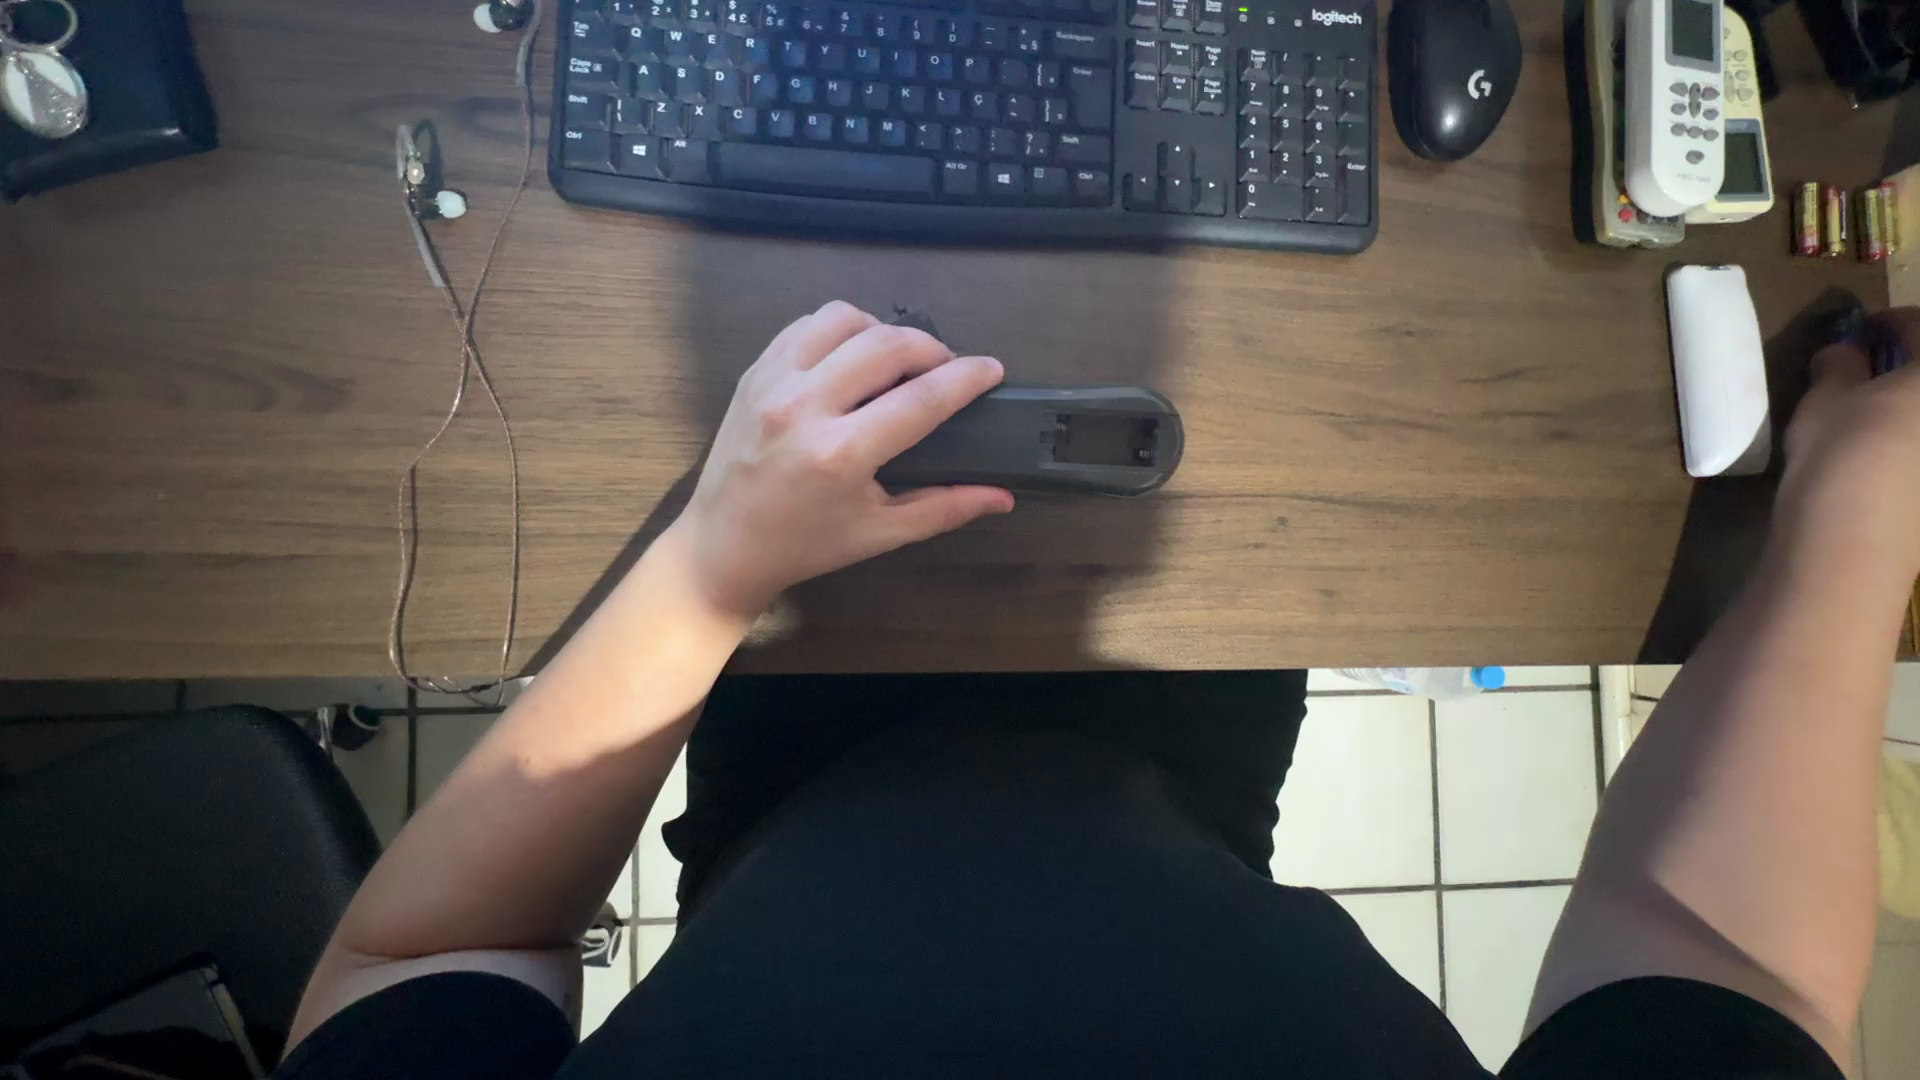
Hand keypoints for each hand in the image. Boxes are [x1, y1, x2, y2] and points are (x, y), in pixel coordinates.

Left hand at [666, 301, 1014, 621]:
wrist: (723, 546)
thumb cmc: (806, 545)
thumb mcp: (880, 534)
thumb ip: (944, 509)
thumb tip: (1002, 496)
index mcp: (842, 454)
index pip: (922, 398)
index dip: (967, 378)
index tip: (992, 369)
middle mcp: (805, 407)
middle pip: (887, 345)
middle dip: (931, 348)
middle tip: (946, 368)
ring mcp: (773, 382)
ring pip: (843, 319)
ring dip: (882, 330)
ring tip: (895, 359)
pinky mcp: (754, 373)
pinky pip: (805, 326)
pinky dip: (839, 331)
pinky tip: (850, 357)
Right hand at [1778, 307, 1919, 585]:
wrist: (1862, 531)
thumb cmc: (1841, 452)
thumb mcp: (1823, 403)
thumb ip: (1837, 368)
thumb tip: (1844, 351)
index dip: (1892, 322)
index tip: (1866, 329)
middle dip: (1912, 362)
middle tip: (1882, 369)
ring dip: (1910, 402)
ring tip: (1889, 411)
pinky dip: (1913, 436)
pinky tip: (1899, 448)